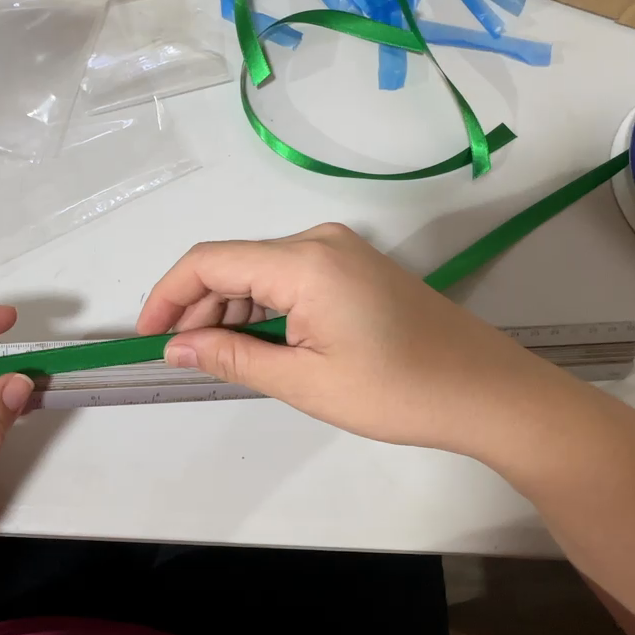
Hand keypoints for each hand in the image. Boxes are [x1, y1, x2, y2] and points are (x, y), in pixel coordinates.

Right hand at [137, 223, 565, 454]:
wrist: (488, 393)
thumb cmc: (397, 391)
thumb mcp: (302, 381)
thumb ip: (230, 357)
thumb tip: (176, 347)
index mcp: (304, 262)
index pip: (209, 262)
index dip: (167, 296)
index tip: (147, 337)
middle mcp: (318, 241)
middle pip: (232, 264)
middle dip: (198, 308)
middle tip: (186, 358)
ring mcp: (339, 250)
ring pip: (257, 272)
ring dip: (229, 311)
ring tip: (223, 359)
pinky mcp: (353, 267)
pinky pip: (288, 279)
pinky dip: (262, 310)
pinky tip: (260, 345)